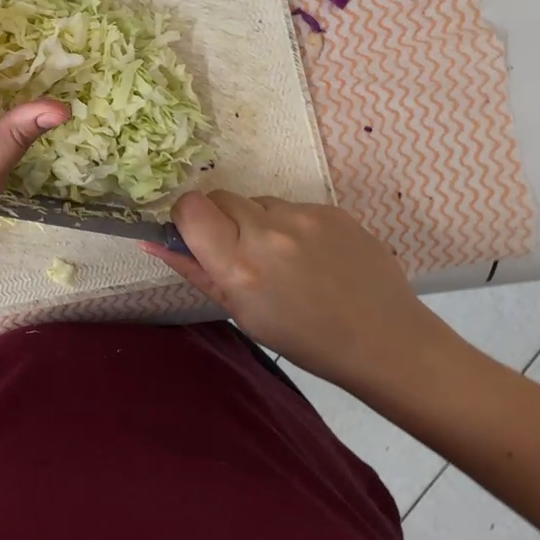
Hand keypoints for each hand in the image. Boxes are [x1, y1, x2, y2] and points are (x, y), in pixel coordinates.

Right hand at [143, 191, 448, 385]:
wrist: (387, 342)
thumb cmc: (303, 337)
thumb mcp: (240, 312)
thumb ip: (194, 271)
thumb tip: (152, 242)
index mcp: (239, 264)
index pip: (190, 207)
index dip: (187, 218)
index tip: (197, 237)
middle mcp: (268, 232)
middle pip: (220, 197)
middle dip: (222, 219)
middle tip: (242, 254)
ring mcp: (304, 217)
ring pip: (257, 201)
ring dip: (258, 222)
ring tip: (285, 259)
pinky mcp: (333, 211)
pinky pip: (292, 206)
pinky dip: (292, 226)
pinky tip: (313, 257)